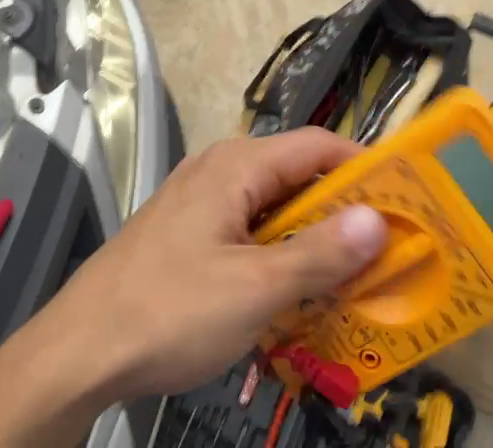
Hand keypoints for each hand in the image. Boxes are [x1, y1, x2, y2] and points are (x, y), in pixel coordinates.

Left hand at [36, 129, 388, 398]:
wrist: (82, 348)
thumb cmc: (170, 310)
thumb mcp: (255, 288)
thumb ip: (319, 253)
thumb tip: (379, 218)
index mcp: (236, 166)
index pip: (317, 146)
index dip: (366, 169)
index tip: (410, 204)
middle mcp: (219, 172)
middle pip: (297, 178)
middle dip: (344, 214)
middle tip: (392, 255)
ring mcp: (200, 205)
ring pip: (274, 212)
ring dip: (313, 243)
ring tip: (356, 284)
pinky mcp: (189, 237)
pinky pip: (249, 236)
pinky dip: (280, 260)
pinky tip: (299, 300)